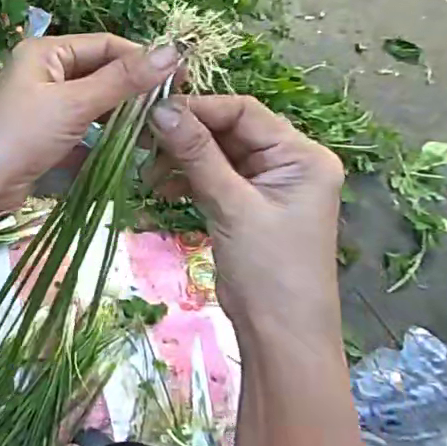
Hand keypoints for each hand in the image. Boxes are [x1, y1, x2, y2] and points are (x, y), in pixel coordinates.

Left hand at [0, 33, 178, 221]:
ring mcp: (47, 105)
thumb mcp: (75, 104)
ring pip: (97, 104)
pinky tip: (130, 150)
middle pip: (103, 74)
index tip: (181, 77)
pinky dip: (107, 137)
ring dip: (124, 117)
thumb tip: (174, 50)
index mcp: (47, 52)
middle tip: (172, 108)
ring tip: (156, 131)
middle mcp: (47, 72)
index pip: (107, 45)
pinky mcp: (49, 135)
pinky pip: (87, 129)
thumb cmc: (20, 135)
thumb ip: (123, 80)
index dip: (143, 59)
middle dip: (135, 91)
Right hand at [148, 96, 345, 339]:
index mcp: (303, 155)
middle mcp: (290, 163)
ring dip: (184, 161)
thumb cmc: (269, 269)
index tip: (155, 114)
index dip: (200, 109)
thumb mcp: (233, 207)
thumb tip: (161, 108)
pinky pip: (217, 180)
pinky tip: (162, 189)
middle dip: (188, 137)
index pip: (246, 113)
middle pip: (231, 132)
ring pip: (219, 156)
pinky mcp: (250, 207)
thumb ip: (197, 154)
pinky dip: (190, 181)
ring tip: (149, 174)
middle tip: (143, 144)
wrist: (281, 337)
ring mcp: (269, 186)